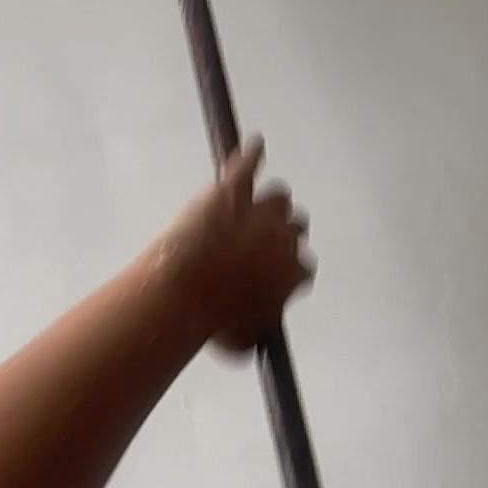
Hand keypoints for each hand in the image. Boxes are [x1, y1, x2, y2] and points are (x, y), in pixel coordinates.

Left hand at [152, 137, 313, 353]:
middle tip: (259, 239)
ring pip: (279, 198)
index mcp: (293, 273)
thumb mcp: (243, 340)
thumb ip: (258, 328)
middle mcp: (285, 239)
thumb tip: (256, 333)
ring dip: (269, 202)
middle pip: (294, 227)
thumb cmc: (213, 321)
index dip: (284, 265)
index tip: (271, 270)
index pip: (302, 265)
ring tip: (254, 204)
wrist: (184, 293)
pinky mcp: (234, 191)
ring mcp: (261, 211)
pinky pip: (251, 164)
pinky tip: (254, 147)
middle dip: (279, 233)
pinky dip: (253, 154)